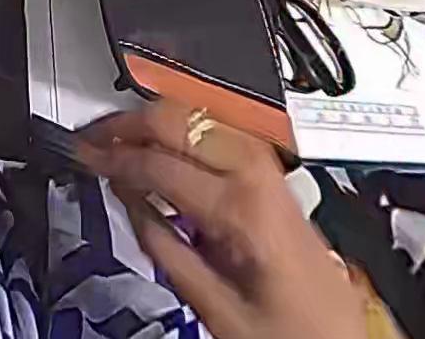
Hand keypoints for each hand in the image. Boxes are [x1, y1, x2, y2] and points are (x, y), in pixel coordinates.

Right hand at [80, 103, 365, 338]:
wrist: (340, 331)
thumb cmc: (289, 328)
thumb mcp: (214, 306)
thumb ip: (161, 243)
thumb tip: (123, 191)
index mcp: (241, 207)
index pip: (157, 162)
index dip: (112, 156)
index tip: (84, 154)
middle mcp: (253, 167)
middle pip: (172, 117)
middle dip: (124, 123)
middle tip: (91, 137)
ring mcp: (261, 157)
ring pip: (189, 109)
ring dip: (147, 118)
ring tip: (115, 135)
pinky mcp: (263, 158)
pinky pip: (208, 121)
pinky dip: (173, 123)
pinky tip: (154, 137)